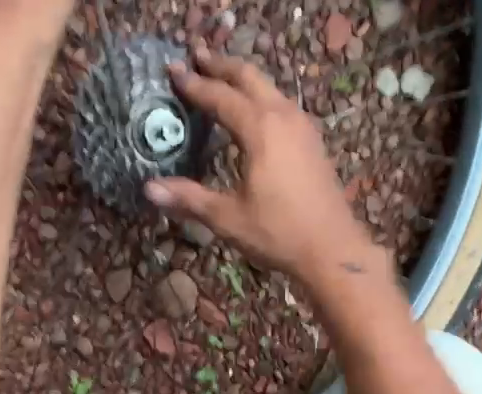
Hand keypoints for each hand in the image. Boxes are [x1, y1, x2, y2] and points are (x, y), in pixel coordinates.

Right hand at [145, 51, 380, 282]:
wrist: (331, 248)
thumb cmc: (278, 233)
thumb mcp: (228, 218)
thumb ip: (190, 199)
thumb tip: (149, 189)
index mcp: (260, 129)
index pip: (221, 97)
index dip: (195, 85)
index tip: (173, 72)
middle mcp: (283, 116)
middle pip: (249, 77)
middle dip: (221, 65)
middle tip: (196, 56)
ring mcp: (302, 126)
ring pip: (269, 87)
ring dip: (243, 78)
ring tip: (222, 77)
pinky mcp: (312, 140)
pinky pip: (282, 104)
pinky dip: (260, 96)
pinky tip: (253, 111)